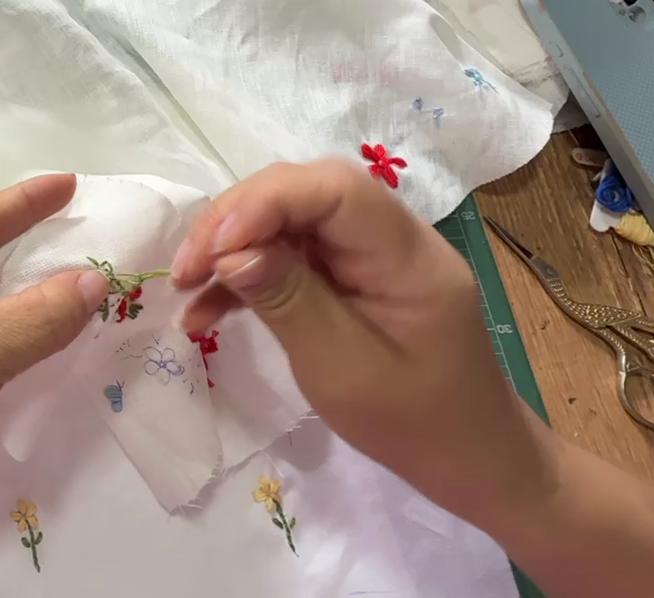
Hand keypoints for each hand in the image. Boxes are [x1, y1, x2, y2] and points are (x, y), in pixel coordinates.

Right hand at [168, 161, 554, 523]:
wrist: (468, 463)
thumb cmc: (416, 425)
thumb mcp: (343, 370)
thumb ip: (287, 301)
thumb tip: (227, 252)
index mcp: (407, 256)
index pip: (334, 190)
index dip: (265, 202)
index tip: (214, 250)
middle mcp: (386, 236)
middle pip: (300, 191)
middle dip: (234, 218)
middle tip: (187, 266)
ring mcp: (363, 250)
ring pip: (282, 216)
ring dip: (227, 245)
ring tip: (185, 284)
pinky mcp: (343, 269)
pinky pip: (284, 250)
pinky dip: (241, 274)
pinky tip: (205, 309)